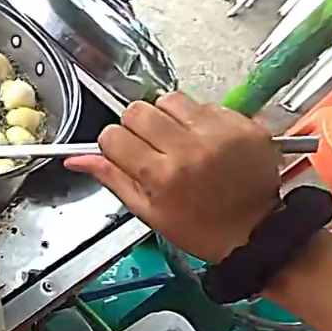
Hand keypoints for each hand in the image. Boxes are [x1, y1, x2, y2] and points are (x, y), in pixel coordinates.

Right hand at [64, 92, 281, 261]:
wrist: (256, 230)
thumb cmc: (196, 227)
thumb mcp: (145, 209)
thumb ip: (111, 177)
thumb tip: (75, 159)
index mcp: (161, 174)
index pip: (113, 136)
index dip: (112, 144)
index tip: (122, 154)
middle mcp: (190, 149)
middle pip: (138, 111)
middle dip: (135, 126)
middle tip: (147, 145)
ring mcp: (220, 133)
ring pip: (170, 100)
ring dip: (165, 116)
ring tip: (175, 139)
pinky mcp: (243, 125)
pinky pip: (205, 104)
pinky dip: (196, 118)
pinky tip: (202, 140)